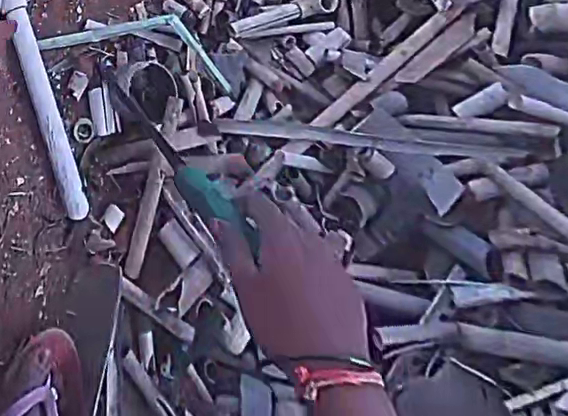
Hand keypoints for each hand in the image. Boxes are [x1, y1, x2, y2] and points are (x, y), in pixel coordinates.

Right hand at [211, 193, 368, 361]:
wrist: (331, 367)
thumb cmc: (286, 330)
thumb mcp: (246, 286)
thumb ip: (232, 247)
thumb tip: (221, 226)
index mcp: (281, 236)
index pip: (259, 201)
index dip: (242, 201)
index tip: (233, 207)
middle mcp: (310, 240)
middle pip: (285, 211)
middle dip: (266, 215)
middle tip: (250, 230)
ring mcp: (332, 258)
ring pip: (308, 232)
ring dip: (290, 234)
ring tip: (276, 255)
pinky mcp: (346, 279)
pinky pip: (326, 256)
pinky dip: (311, 258)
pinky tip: (302, 278)